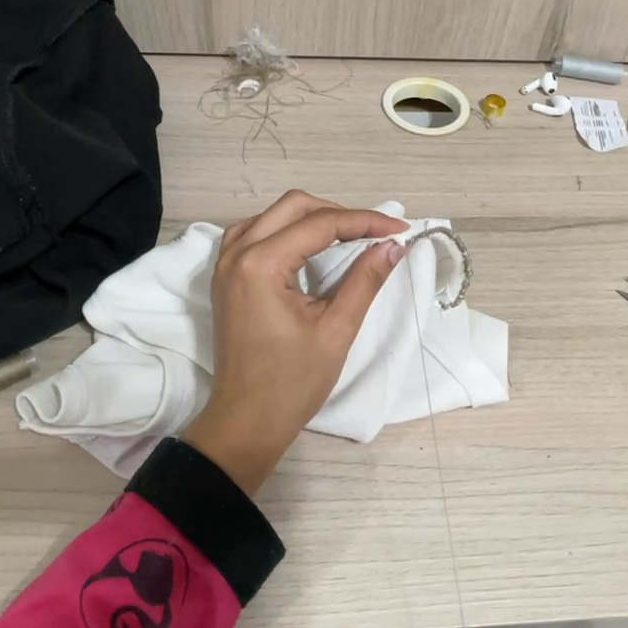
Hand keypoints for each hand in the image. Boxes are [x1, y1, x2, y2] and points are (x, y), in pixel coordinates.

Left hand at [180, 191, 407, 493]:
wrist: (246, 421)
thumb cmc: (291, 383)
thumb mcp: (336, 330)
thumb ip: (364, 281)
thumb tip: (393, 247)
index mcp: (261, 264)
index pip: (320, 225)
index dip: (365, 222)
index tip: (401, 230)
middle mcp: (237, 254)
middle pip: (294, 207)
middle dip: (340, 214)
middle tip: (377, 234)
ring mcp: (225, 265)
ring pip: (272, 216)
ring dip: (311, 219)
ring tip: (349, 237)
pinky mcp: (226, 278)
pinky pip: (254, 234)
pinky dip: (285, 231)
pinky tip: (309, 247)